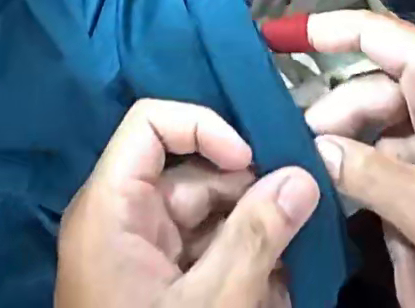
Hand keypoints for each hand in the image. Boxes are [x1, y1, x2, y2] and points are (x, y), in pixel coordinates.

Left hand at [56, 99, 321, 307]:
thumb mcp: (211, 305)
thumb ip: (257, 236)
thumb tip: (304, 176)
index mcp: (111, 206)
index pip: (150, 124)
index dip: (201, 125)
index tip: (249, 157)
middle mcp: (121, 218)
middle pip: (187, 171)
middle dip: (245, 187)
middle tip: (299, 202)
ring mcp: (140, 253)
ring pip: (203, 214)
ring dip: (252, 228)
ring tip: (299, 251)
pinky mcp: (159, 286)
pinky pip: (203, 252)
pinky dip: (241, 260)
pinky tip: (280, 282)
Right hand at [302, 11, 414, 307]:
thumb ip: (371, 176)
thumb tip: (314, 147)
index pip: (371, 33)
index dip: (319, 30)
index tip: (271, 40)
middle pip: (375, 108)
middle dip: (351, 163)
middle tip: (308, 186)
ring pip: (399, 166)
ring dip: (394, 227)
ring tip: (406, 293)